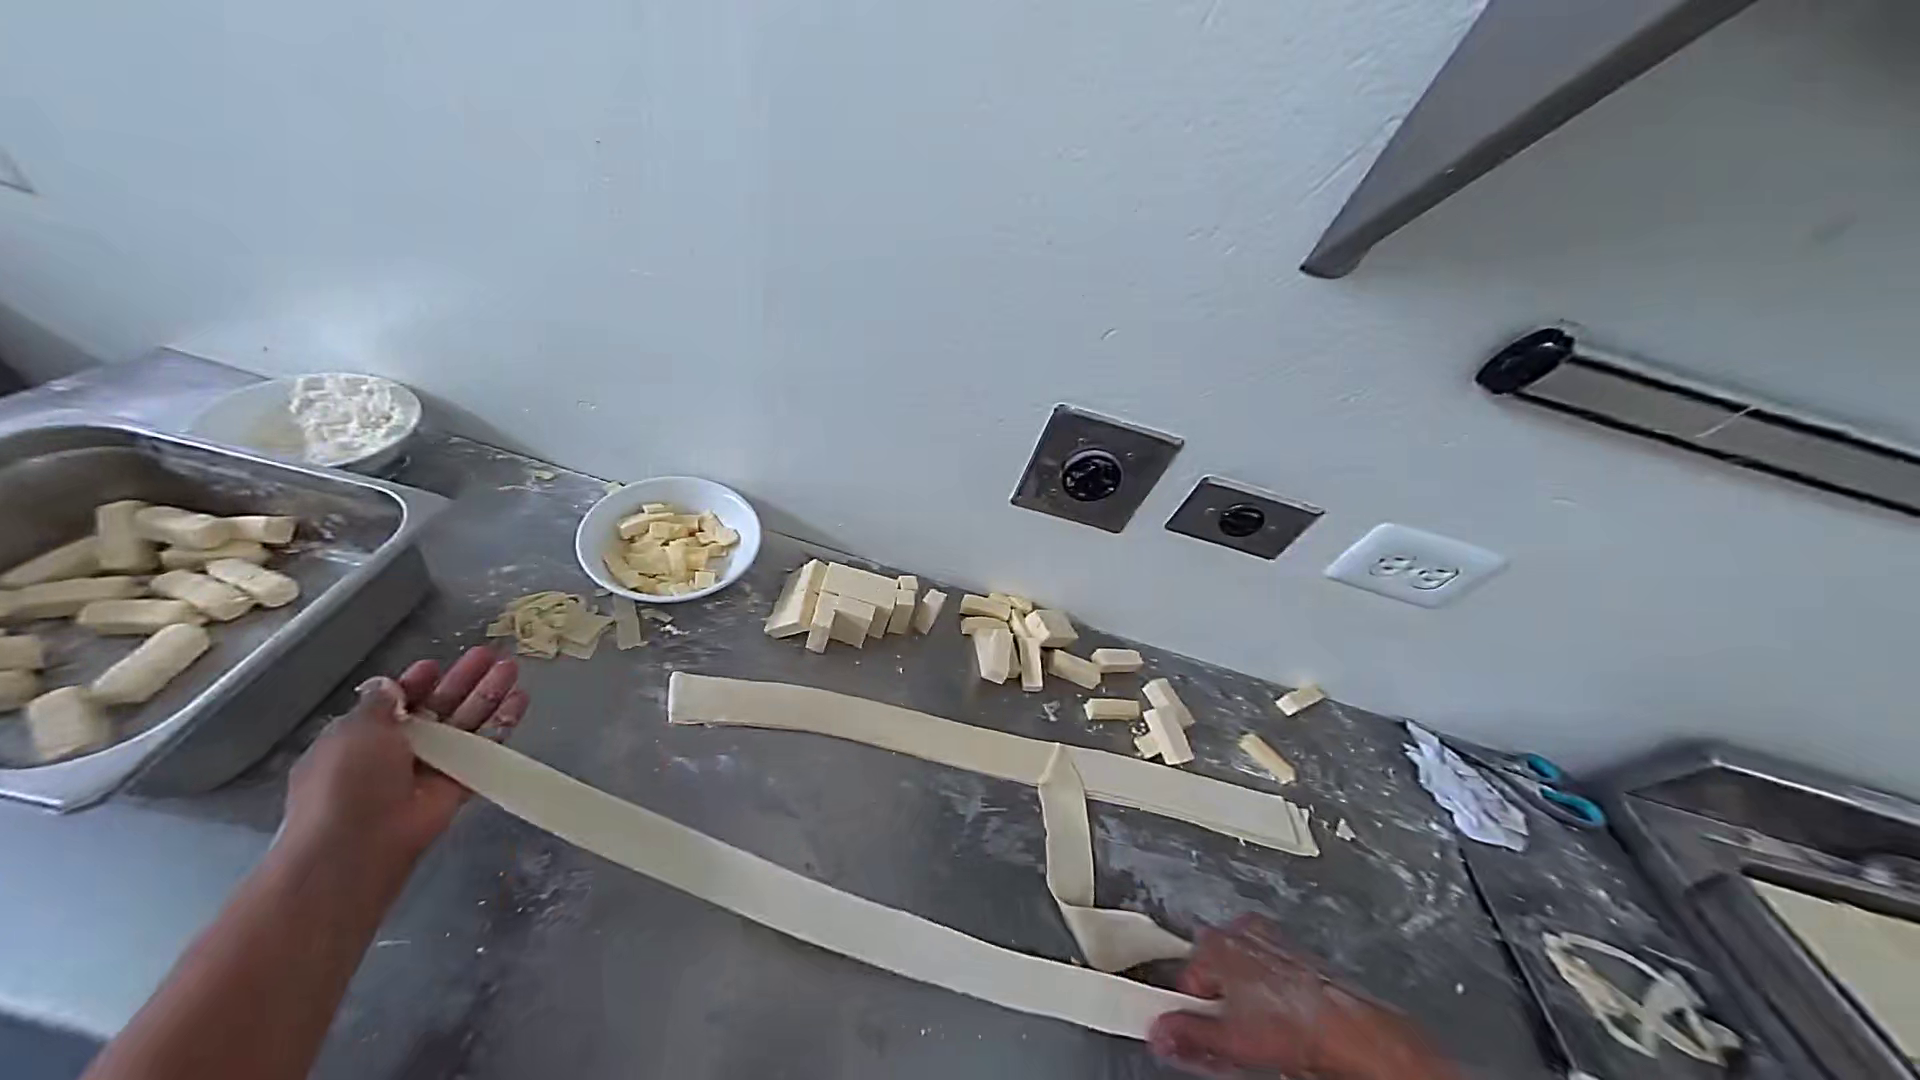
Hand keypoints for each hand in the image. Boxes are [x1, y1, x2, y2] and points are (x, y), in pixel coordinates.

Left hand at [283, 646, 529, 869]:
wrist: (360, 843)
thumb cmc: (346, 781)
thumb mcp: (353, 732)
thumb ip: (379, 704)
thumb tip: (390, 684)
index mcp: (364, 737)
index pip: (398, 701)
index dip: (418, 682)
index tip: (436, 665)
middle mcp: (400, 749)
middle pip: (439, 706)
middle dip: (463, 679)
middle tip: (490, 654)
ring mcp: (433, 764)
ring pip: (466, 721)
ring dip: (488, 693)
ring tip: (511, 667)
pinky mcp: (462, 780)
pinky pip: (486, 746)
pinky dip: (503, 722)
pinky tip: (520, 700)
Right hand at [1149, 915, 1456, 1079]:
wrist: (1352, 1031)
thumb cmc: (1292, 1027)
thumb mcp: (1230, 1040)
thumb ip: (1188, 1034)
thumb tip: (1159, 1032)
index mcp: (1215, 943)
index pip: (1186, 979)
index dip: (1193, 1013)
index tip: (1204, 1036)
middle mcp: (1238, 929)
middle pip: (1213, 972)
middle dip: (1220, 1006)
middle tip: (1237, 1039)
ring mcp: (1268, 936)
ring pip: (1240, 972)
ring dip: (1245, 1000)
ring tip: (1264, 1032)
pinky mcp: (1293, 948)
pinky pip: (1266, 970)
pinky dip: (1268, 992)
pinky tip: (1283, 1020)